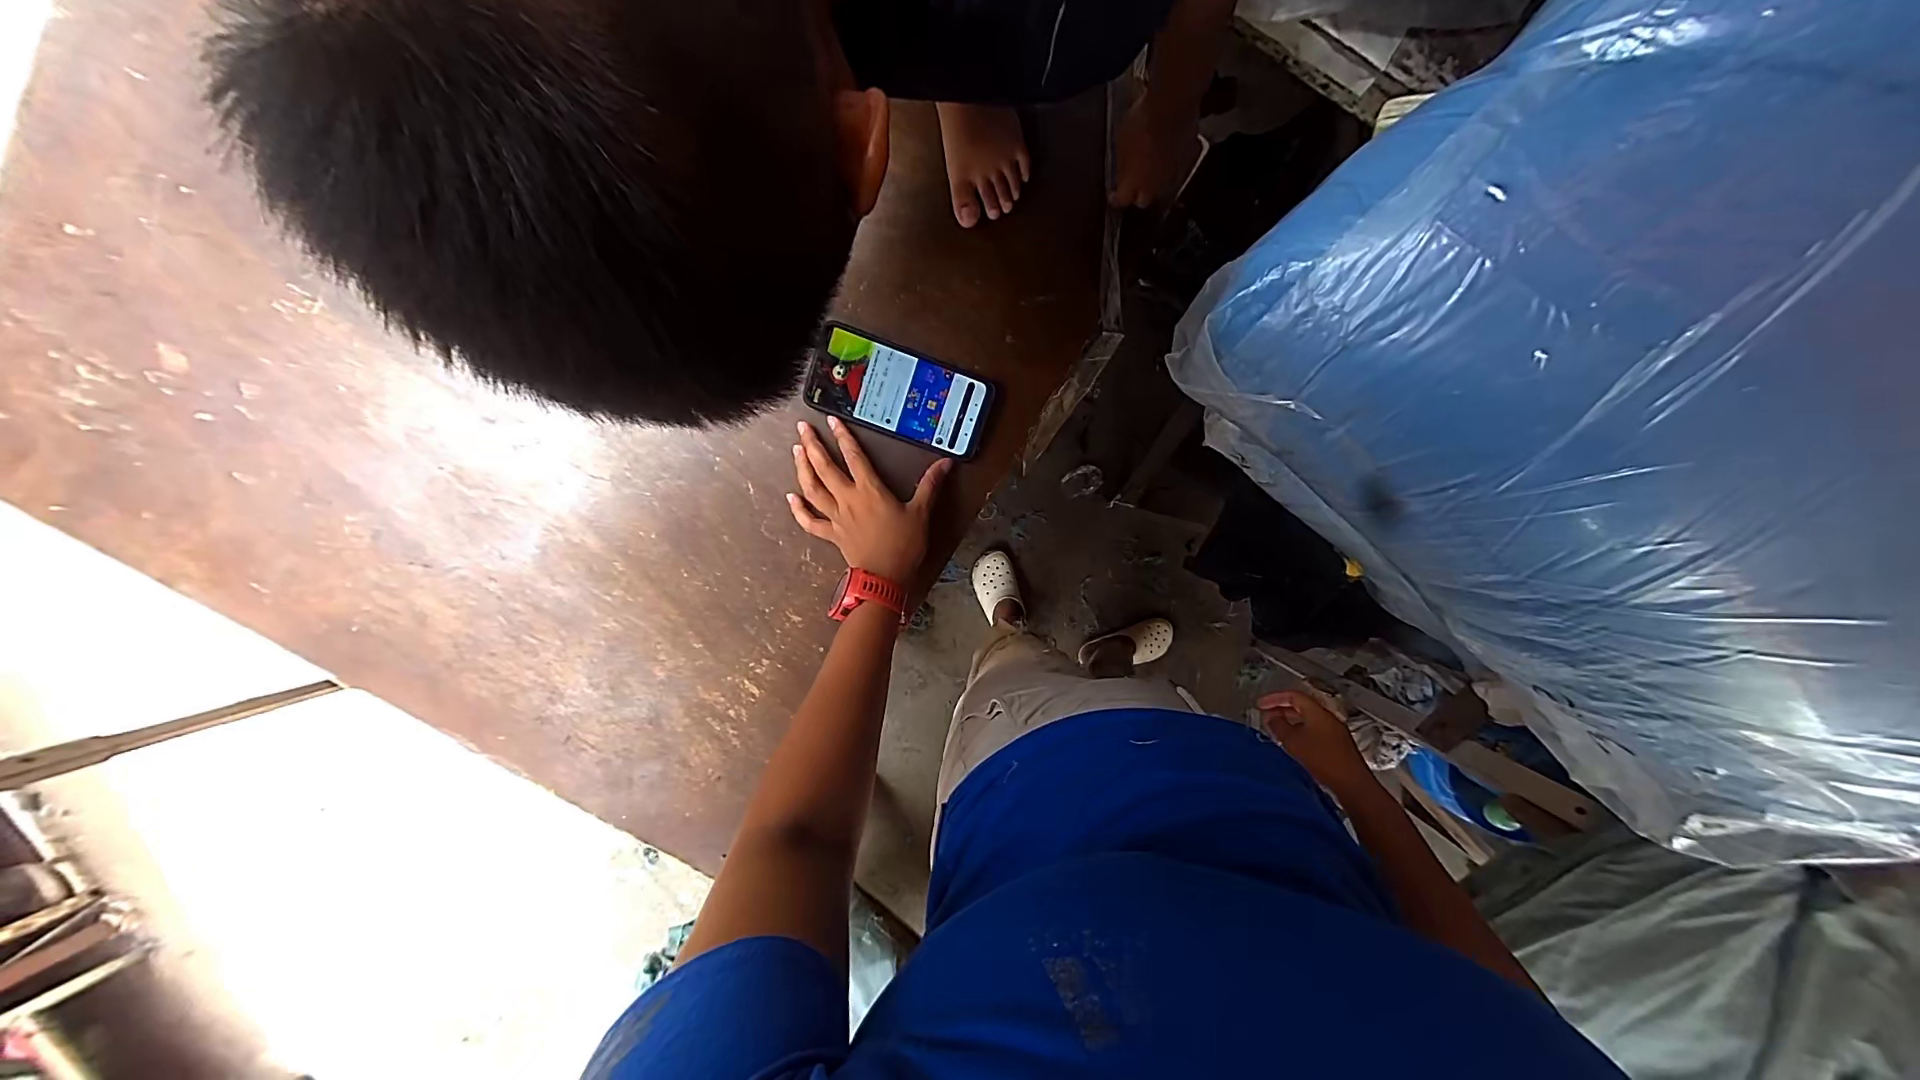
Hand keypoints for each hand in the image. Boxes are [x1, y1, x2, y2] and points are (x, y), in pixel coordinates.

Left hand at [789, 416, 950, 583]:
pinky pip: (811, 521)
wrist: (885, 578)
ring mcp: (837, 517)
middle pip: (825, 468)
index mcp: (870, 491)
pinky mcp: (832, 534)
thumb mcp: (921, 512)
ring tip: (796, 451)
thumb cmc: (903, 546)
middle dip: (813, 446)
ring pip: (813, 489)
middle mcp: (848, 500)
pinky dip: (799, 510)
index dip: (843, 436)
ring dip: (802, 469)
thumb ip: (930, 485)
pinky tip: (790, 498)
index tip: (832, 421)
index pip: (853, 457)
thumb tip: (945, 464)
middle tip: (803, 429)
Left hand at [1110, 96, 1197, 209]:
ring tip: (1151, 166)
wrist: (1172, 106)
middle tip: (1134, 183)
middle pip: (1144, 200)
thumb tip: (1122, 174)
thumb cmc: (1142, 122)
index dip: (1117, 198)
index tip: (1113, 195)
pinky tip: (1168, 152)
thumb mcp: (1121, 144)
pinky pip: (1178, 168)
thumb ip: (1123, 165)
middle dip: (1138, 194)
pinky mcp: (1189, 159)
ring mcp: (1173, 174)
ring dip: (1156, 180)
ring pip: (1163, 187)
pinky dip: (1172, 164)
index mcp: (1134, 183)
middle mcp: (1154, 186)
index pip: (1123, 200)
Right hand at [1258, 687, 1370, 792]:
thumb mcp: (1292, 741)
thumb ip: (1278, 725)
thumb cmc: (1324, 760)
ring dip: (1290, 721)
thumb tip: (1271, 717)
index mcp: (1318, 712)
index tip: (1261, 703)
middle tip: (1266, 715)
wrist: (1352, 785)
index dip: (1274, 698)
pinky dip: (1300, 732)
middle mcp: (1329, 719)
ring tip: (1276, 729)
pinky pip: (1315, 731)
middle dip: (1281, 709)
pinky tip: (1293, 744)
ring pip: (1308, 719)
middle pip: (1302, 706)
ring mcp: (1335, 732)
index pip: (1293, 696)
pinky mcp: (1338, 746)